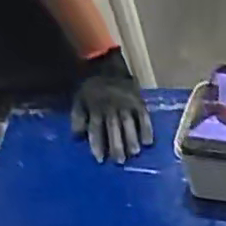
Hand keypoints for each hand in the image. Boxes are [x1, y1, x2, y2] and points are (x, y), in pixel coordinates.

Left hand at [71, 47, 151, 163]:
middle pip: (114, 128)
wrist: (106, 64)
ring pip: (128, 122)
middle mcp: (111, 106)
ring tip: (134, 153)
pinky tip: (148, 142)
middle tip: (120, 161)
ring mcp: (125, 103)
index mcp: (95, 108)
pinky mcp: (138, 101)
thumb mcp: (79, 101)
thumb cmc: (91, 90)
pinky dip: (146, 128)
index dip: (97, 145)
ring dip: (132, 138)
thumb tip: (77, 138)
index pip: (96, 129)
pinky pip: (143, 116)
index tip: (100, 160)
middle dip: (117, 145)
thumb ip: (78, 119)